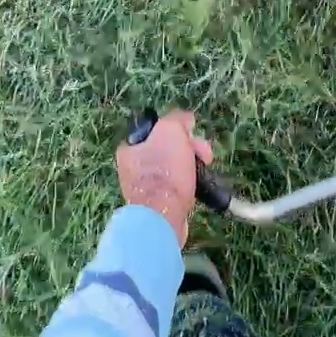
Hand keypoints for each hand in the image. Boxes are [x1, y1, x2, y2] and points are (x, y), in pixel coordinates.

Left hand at [116, 109, 213, 245]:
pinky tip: (195, 187)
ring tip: (203, 173)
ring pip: (175, 165)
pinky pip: (175, 184)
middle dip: (191, 147)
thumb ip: (177, 119)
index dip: (180, 129)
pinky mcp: (157, 202)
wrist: (163, 217)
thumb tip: (186, 120)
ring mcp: (145, 185)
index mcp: (131, 146)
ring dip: (192, 165)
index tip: (192, 136)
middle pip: (169, 146)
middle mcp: (133, 165)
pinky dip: (187, 183)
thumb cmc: (165, 171)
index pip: (159, 128)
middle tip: (204, 156)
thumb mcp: (171, 130)